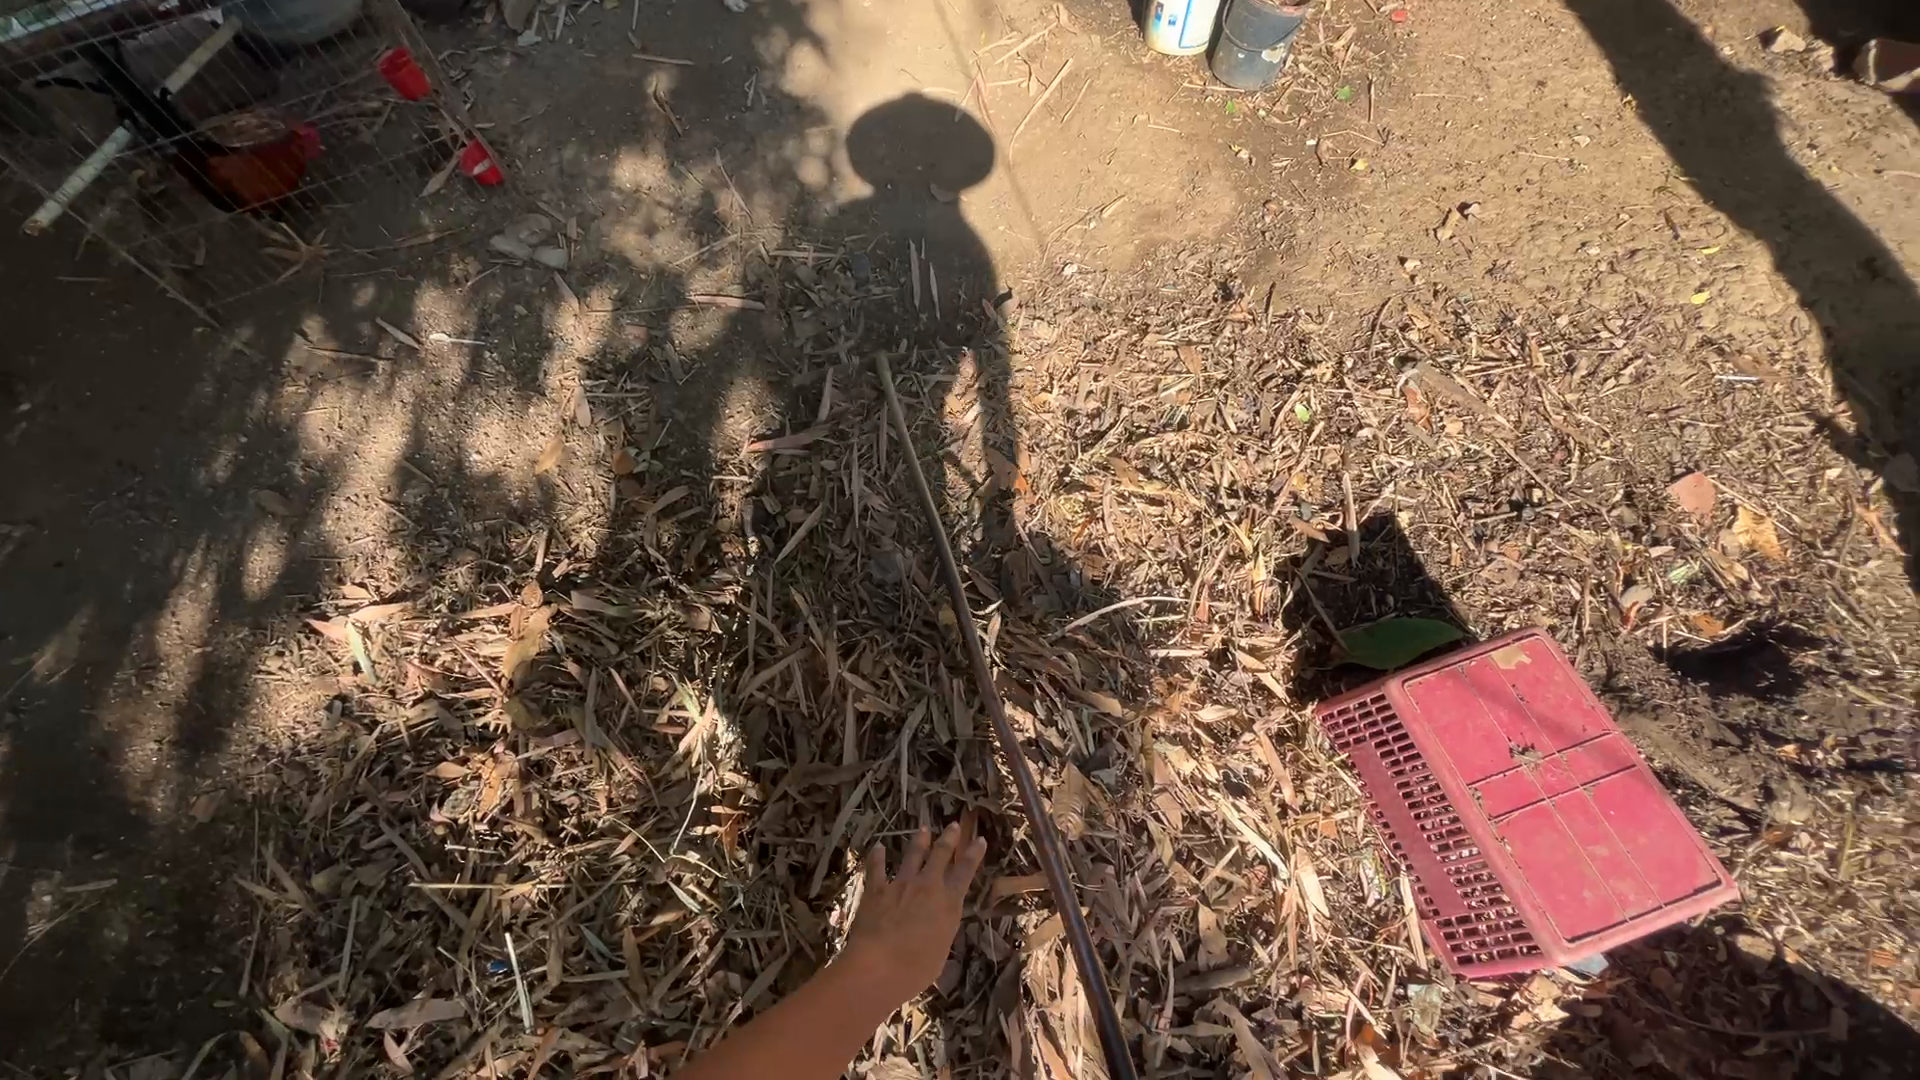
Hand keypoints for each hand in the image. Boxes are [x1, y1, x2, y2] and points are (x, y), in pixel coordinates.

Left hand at [841, 817, 987, 1003]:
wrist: (879, 966)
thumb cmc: (916, 970)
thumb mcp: (940, 952)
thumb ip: (941, 931)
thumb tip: (940, 924)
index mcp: (948, 903)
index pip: (965, 872)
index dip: (974, 854)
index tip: (979, 839)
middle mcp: (927, 886)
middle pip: (941, 855)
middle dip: (949, 838)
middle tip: (954, 825)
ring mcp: (901, 884)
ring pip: (913, 855)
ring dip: (919, 840)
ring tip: (923, 829)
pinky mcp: (877, 889)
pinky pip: (877, 869)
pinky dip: (877, 858)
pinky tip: (878, 848)